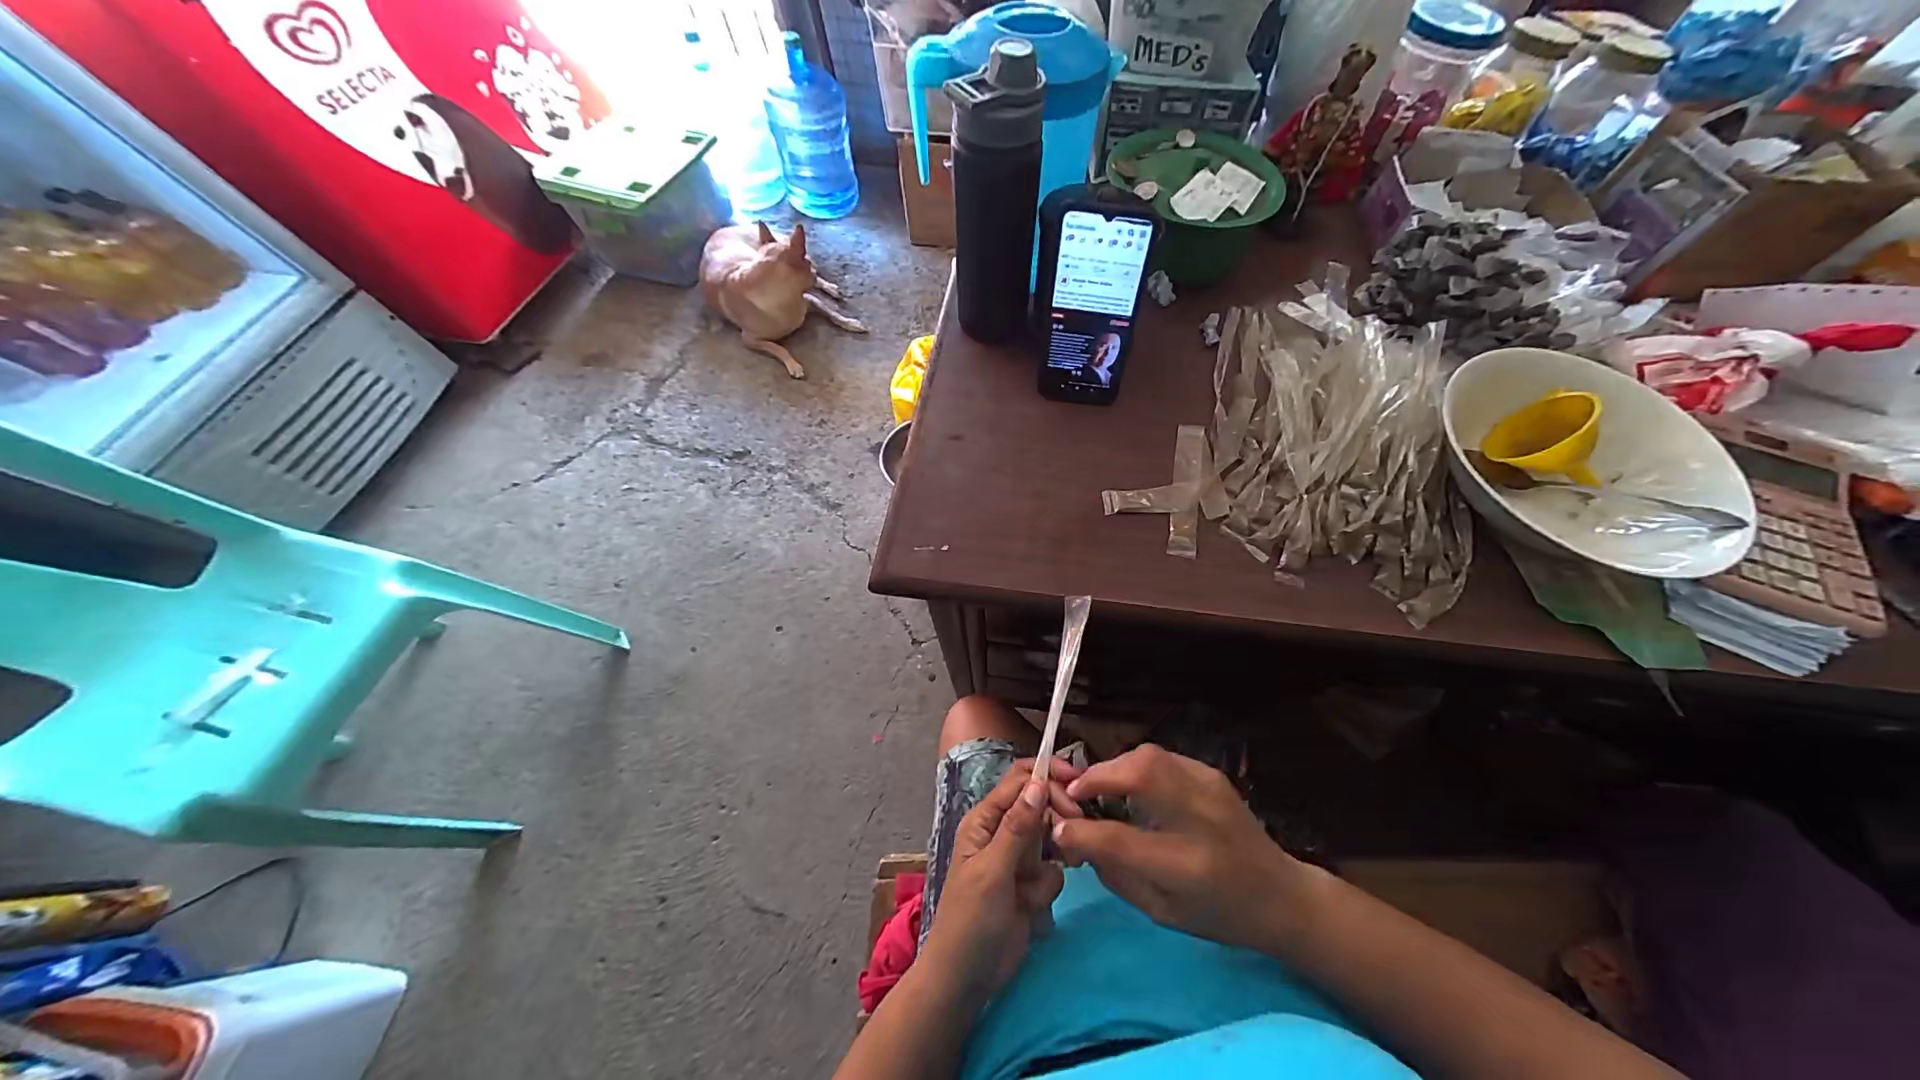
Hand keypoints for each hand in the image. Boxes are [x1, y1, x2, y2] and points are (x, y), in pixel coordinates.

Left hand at [922, 758, 1082, 998]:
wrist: (967, 977)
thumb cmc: (970, 918)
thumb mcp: (993, 870)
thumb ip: (1017, 827)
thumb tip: (1038, 783)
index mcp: (984, 819)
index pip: (1019, 781)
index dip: (1047, 777)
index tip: (1078, 783)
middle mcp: (1002, 832)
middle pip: (1041, 806)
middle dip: (1056, 820)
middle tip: (1071, 837)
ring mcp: (1018, 859)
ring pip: (1051, 839)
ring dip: (1052, 860)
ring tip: (1039, 884)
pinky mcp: (1031, 885)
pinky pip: (1054, 871)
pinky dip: (1048, 886)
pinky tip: (1033, 906)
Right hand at [1050, 744, 1311, 950]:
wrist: (1281, 895)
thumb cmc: (1217, 913)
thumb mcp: (1160, 909)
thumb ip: (1113, 872)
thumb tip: (1070, 836)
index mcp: (1187, 867)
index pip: (1120, 840)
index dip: (1079, 831)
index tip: (1057, 828)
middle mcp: (1200, 818)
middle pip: (1140, 774)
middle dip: (1097, 777)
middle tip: (1075, 791)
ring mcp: (1210, 789)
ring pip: (1148, 756)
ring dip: (1114, 768)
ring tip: (1099, 786)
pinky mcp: (1212, 773)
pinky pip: (1161, 757)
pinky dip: (1136, 765)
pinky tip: (1131, 785)